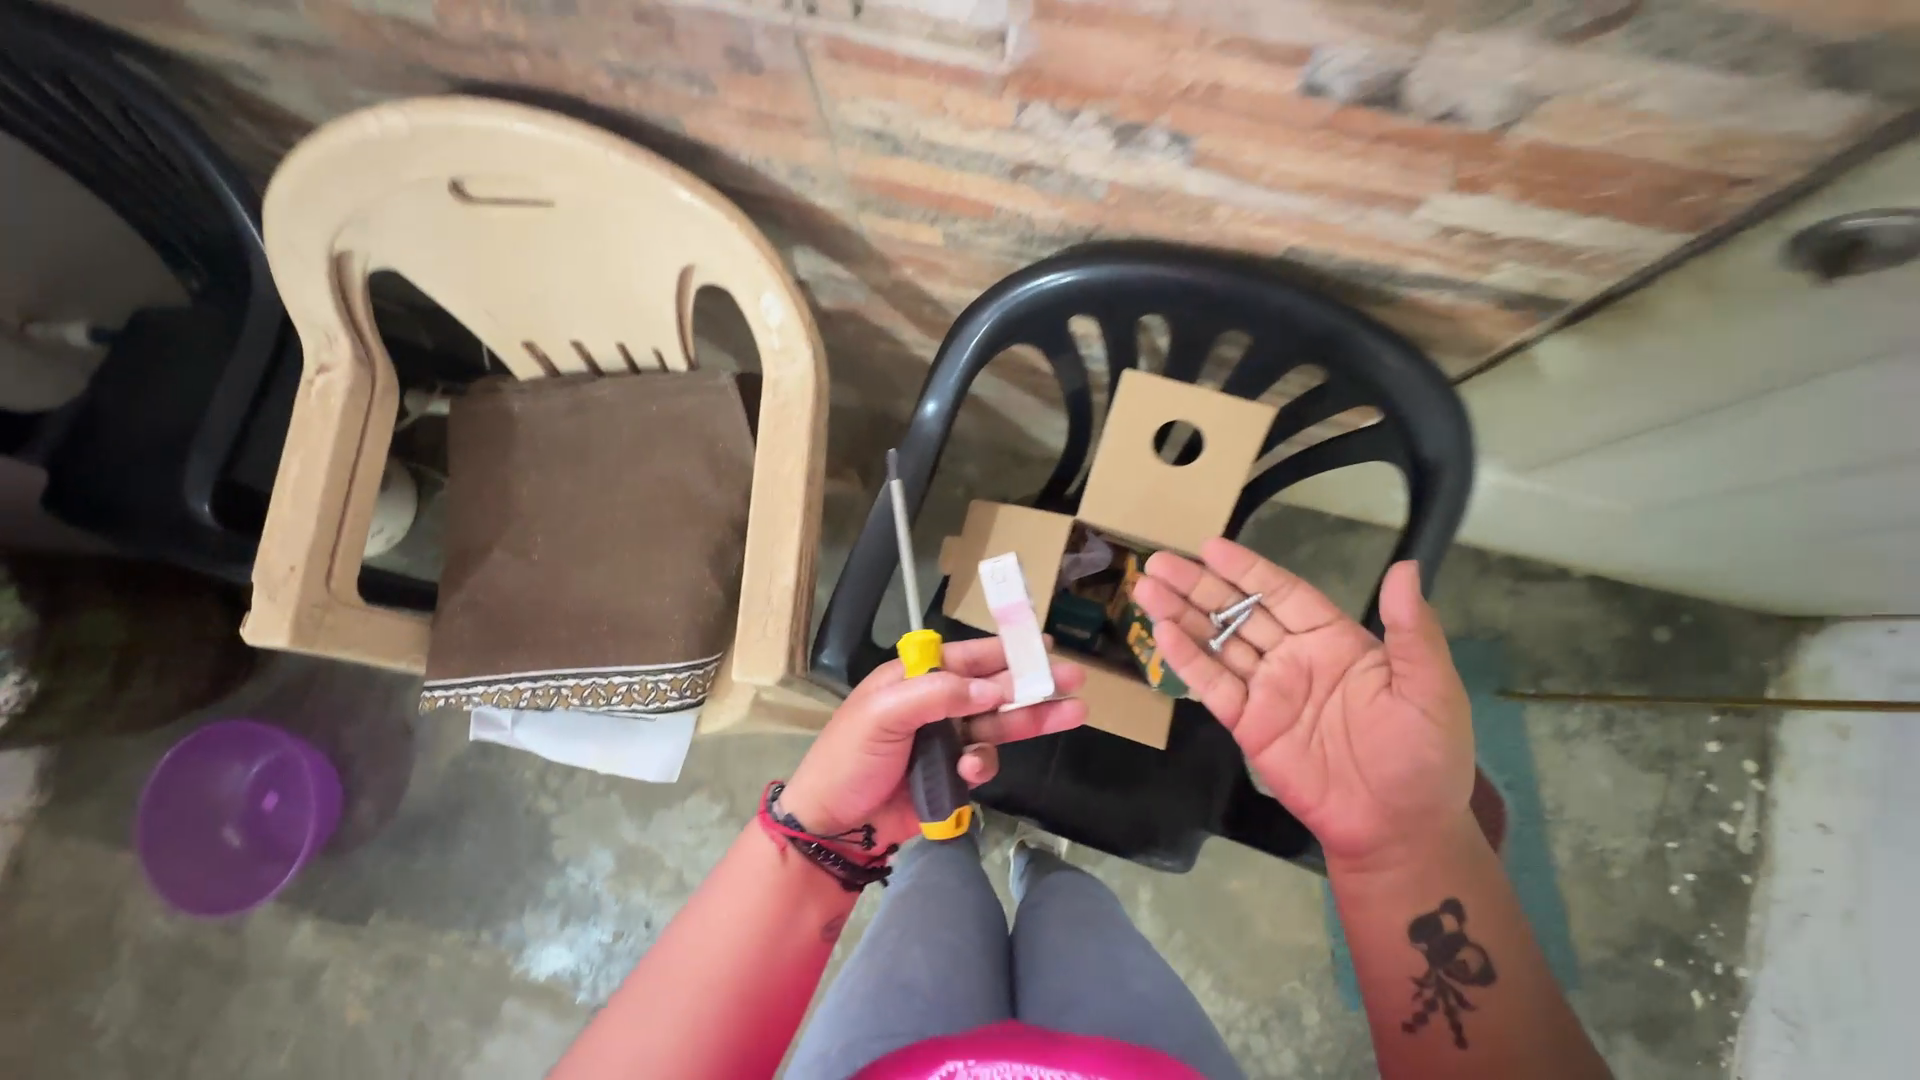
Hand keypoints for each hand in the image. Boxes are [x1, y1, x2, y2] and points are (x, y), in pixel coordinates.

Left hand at [780, 637, 1087, 849]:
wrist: (835, 826)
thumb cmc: (850, 758)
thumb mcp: (883, 713)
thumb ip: (938, 694)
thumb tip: (993, 688)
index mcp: (914, 679)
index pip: (966, 656)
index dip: (1004, 651)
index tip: (1042, 645)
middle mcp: (935, 704)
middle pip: (993, 688)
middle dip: (1033, 683)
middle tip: (1074, 678)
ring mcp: (946, 741)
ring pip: (998, 723)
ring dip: (1031, 718)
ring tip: (1073, 713)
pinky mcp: (953, 775)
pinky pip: (984, 761)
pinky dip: (985, 764)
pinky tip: (973, 771)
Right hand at [1131, 538, 1472, 868]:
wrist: (1397, 829)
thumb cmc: (1423, 756)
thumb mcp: (1431, 689)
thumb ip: (1411, 630)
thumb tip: (1405, 567)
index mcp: (1334, 640)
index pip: (1282, 593)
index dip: (1246, 569)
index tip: (1209, 547)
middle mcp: (1293, 657)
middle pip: (1238, 612)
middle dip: (1198, 586)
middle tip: (1159, 562)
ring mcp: (1266, 690)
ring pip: (1217, 643)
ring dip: (1181, 615)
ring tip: (1146, 588)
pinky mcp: (1247, 724)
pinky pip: (1212, 686)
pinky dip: (1186, 660)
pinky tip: (1161, 634)